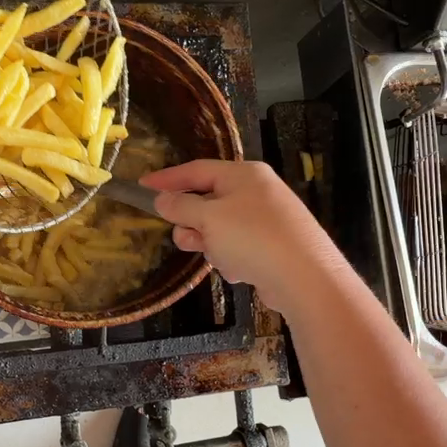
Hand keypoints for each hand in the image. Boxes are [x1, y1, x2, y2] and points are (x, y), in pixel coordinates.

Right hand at [141, 160, 344, 316]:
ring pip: (221, 228)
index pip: (196, 170)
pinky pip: (238, 247)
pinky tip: (241, 270)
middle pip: (208, 201)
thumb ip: (181, 207)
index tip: (142, 186)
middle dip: (193, 223)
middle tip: (186, 239)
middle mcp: (257, 191)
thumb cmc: (252, 238)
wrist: (304, 276)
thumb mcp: (208, 219)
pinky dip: (232, 257)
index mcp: (243, 174)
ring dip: (212, 244)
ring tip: (219, 257)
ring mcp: (268, 219)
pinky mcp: (273, 246)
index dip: (167, 179)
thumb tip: (163, 199)